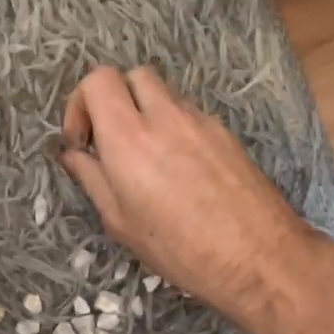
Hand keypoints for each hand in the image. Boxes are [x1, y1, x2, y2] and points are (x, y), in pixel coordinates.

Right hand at [59, 65, 326, 325]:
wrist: (260, 258)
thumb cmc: (179, 249)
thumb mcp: (120, 221)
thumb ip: (92, 178)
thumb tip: (73, 154)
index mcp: (129, 138)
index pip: (98, 80)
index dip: (81, 103)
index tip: (83, 141)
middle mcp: (164, 117)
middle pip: (132, 75)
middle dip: (115, 99)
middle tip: (111, 139)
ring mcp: (200, 121)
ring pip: (163, 94)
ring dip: (145, 112)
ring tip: (146, 158)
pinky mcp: (226, 132)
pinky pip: (189, 114)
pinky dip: (173, 128)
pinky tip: (179, 170)